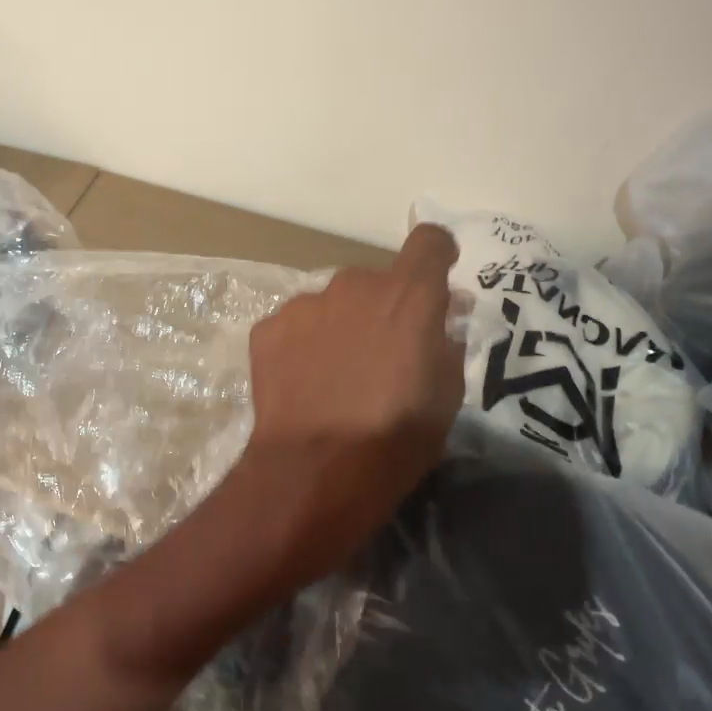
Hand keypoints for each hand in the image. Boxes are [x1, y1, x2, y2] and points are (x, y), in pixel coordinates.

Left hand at [222, 223, 466, 593]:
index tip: (437, 277)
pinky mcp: (266, 328)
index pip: (429, 243)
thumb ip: (445, 343)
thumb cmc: (395, 438)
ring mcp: (303, 305)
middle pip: (373, 282)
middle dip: (381, 308)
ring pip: (329, 304)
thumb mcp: (446, 395)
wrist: (315, 468)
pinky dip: (300, 345)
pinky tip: (301, 383)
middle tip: (380, 354)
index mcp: (408, 297)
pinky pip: (293, 326)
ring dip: (338, 326)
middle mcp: (353, 286)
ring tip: (335, 376)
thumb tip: (441, 318)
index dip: (436, 256)